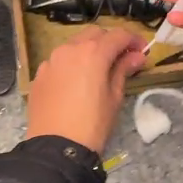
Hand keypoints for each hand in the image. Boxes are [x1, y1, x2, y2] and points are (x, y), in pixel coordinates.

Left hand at [25, 26, 146, 150]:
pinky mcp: (39, 75)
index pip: (118, 35)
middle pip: (94, 34)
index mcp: (93, 53)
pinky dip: (72, 64)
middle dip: (110, 42)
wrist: (56, 148)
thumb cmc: (92, 125)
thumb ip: (123, 71)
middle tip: (122, 59)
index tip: (143, 51)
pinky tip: (76, 82)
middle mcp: (69, 49)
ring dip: (89, 51)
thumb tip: (136, 56)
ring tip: (99, 70)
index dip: (134, 40)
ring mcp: (51, 61)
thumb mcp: (114, 98)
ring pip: (74, 45)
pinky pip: (59, 61)